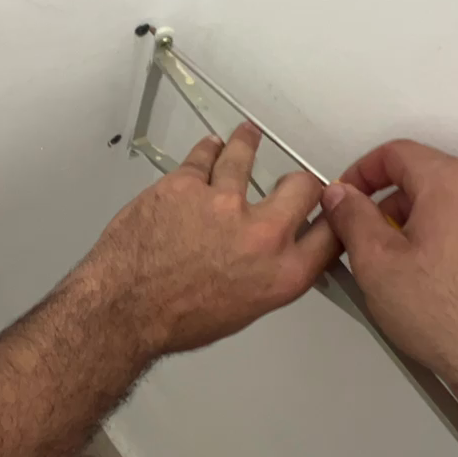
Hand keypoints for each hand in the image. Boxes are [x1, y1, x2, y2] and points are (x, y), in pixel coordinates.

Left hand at [72, 124, 341, 358]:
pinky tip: (209, 148)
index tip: (329, 206)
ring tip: (247, 136)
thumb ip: (265, 275)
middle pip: (302, 187)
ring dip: (247, 144)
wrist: (124, 310)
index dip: (333, 216)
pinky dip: (207, 152)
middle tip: (290, 180)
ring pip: (245, 156)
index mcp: (282, 273)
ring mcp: (223, 202)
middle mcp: (262, 234)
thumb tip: (266, 257)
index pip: (330, 234)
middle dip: (297, 182)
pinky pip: (203, 157)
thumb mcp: (242, 310)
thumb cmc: (174, 320)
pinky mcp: (186, 184)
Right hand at [318, 139, 457, 406]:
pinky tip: (432, 281)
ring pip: (451, 205)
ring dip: (418, 225)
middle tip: (366, 240)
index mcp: (455, 184)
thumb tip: (341, 196)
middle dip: (389, 206)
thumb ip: (351, 217)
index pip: (397, 153)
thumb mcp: (375, 263)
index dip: (361, 173)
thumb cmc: (451, 320)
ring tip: (399, 270)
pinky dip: (449, 241)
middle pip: (426, 178)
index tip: (347, 195)